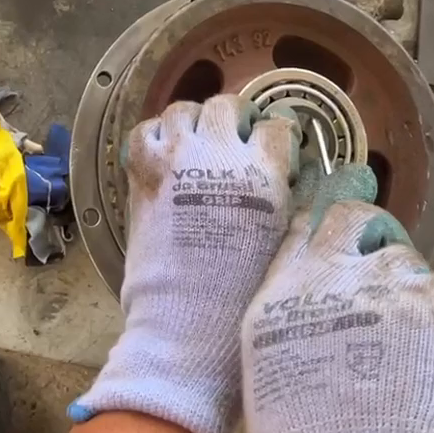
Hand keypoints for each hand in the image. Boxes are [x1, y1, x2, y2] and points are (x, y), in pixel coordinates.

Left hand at [70, 95, 300, 432]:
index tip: (277, 147)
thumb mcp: (282, 240)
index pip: (277, 127)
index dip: (278, 136)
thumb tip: (290, 172)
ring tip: (198, 143)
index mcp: (262, 173)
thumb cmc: (242, 293)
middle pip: (229, 106)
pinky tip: (166, 151)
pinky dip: (157, 134)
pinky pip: (146, 130)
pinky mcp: (143, 171)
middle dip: (237, 120)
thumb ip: (287, 197)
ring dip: (195, 121)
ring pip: (185, 109)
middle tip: (237, 141)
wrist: (186, 325)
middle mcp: (219, 153)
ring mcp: (177, 157)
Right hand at [240, 181, 433, 432]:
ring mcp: (399, 290)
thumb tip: (301, 249)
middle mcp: (347, 272)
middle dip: (384, 244)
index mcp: (299, 280)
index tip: (353, 180)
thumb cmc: (305, 427)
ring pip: (418, 267)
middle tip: (388, 283)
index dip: (341, 191)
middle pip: (374, 226)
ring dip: (418, 296)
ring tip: (413, 347)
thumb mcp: (265, 348)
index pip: (322, 211)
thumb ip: (284, 288)